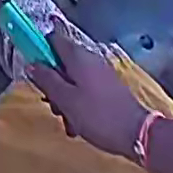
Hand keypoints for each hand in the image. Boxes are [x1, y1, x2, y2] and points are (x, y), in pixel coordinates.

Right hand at [28, 28, 149, 156]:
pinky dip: (78, 101)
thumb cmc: (99, 115)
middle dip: (52, 81)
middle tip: (52, 103)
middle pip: (60, 60)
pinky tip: (79, 124)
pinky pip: (85, 87)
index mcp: (76, 55)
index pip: (51, 37)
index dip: (38, 48)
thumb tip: (31, 64)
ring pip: (72, 77)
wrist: (141, 136)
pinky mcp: (108, 87)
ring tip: (67, 120)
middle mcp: (89, 58)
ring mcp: (100, 73)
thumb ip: (46, 79)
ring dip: (65, 95)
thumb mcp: (66, 99)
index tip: (33, 68)